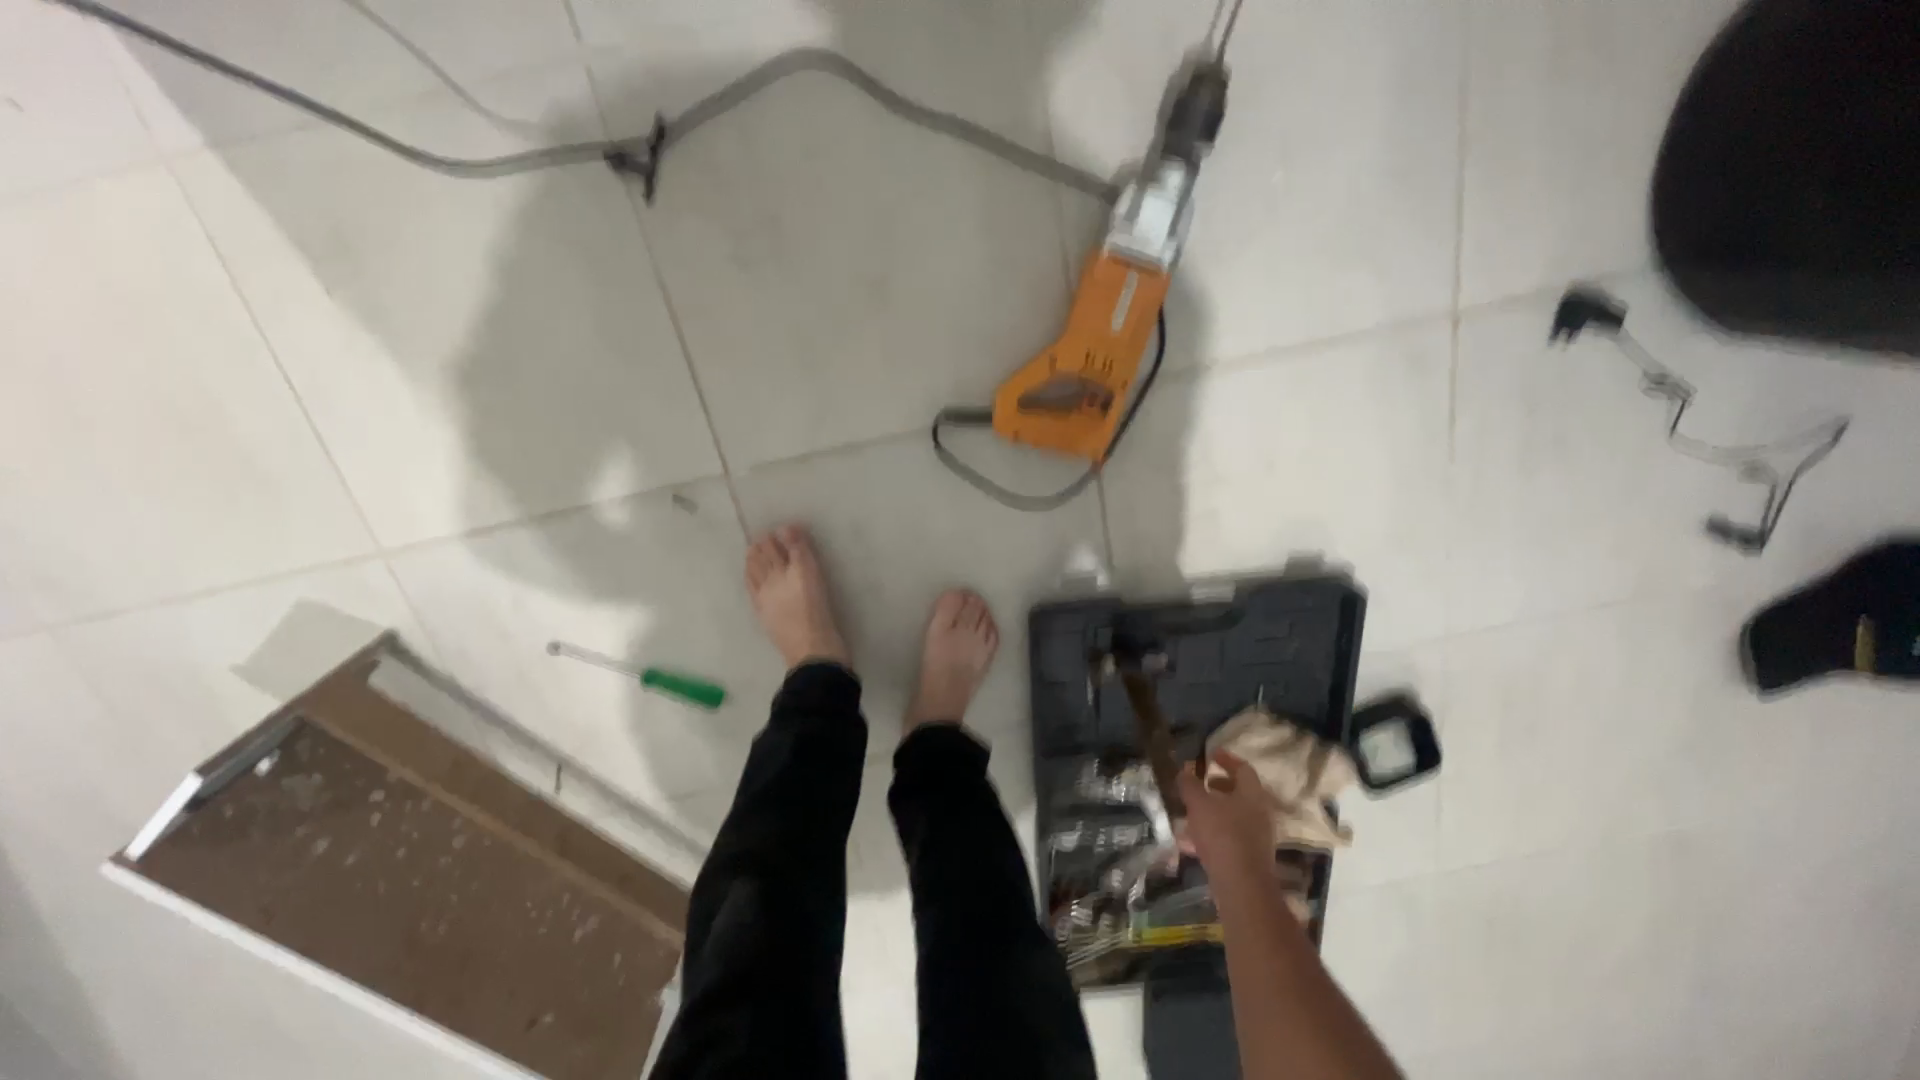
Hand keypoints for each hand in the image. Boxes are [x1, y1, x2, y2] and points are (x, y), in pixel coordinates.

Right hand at [1177, 750, 1277, 884]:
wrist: (1242, 885)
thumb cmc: (1222, 835)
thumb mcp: (1199, 805)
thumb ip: (1190, 785)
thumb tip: (1184, 770)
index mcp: (1252, 794)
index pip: (1243, 768)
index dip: (1226, 759)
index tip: (1210, 754)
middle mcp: (1260, 812)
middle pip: (1240, 792)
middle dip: (1219, 786)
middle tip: (1201, 783)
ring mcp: (1258, 835)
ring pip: (1234, 815)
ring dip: (1214, 810)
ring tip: (1191, 812)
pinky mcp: (1251, 856)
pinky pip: (1231, 835)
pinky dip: (1214, 831)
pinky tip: (1193, 841)